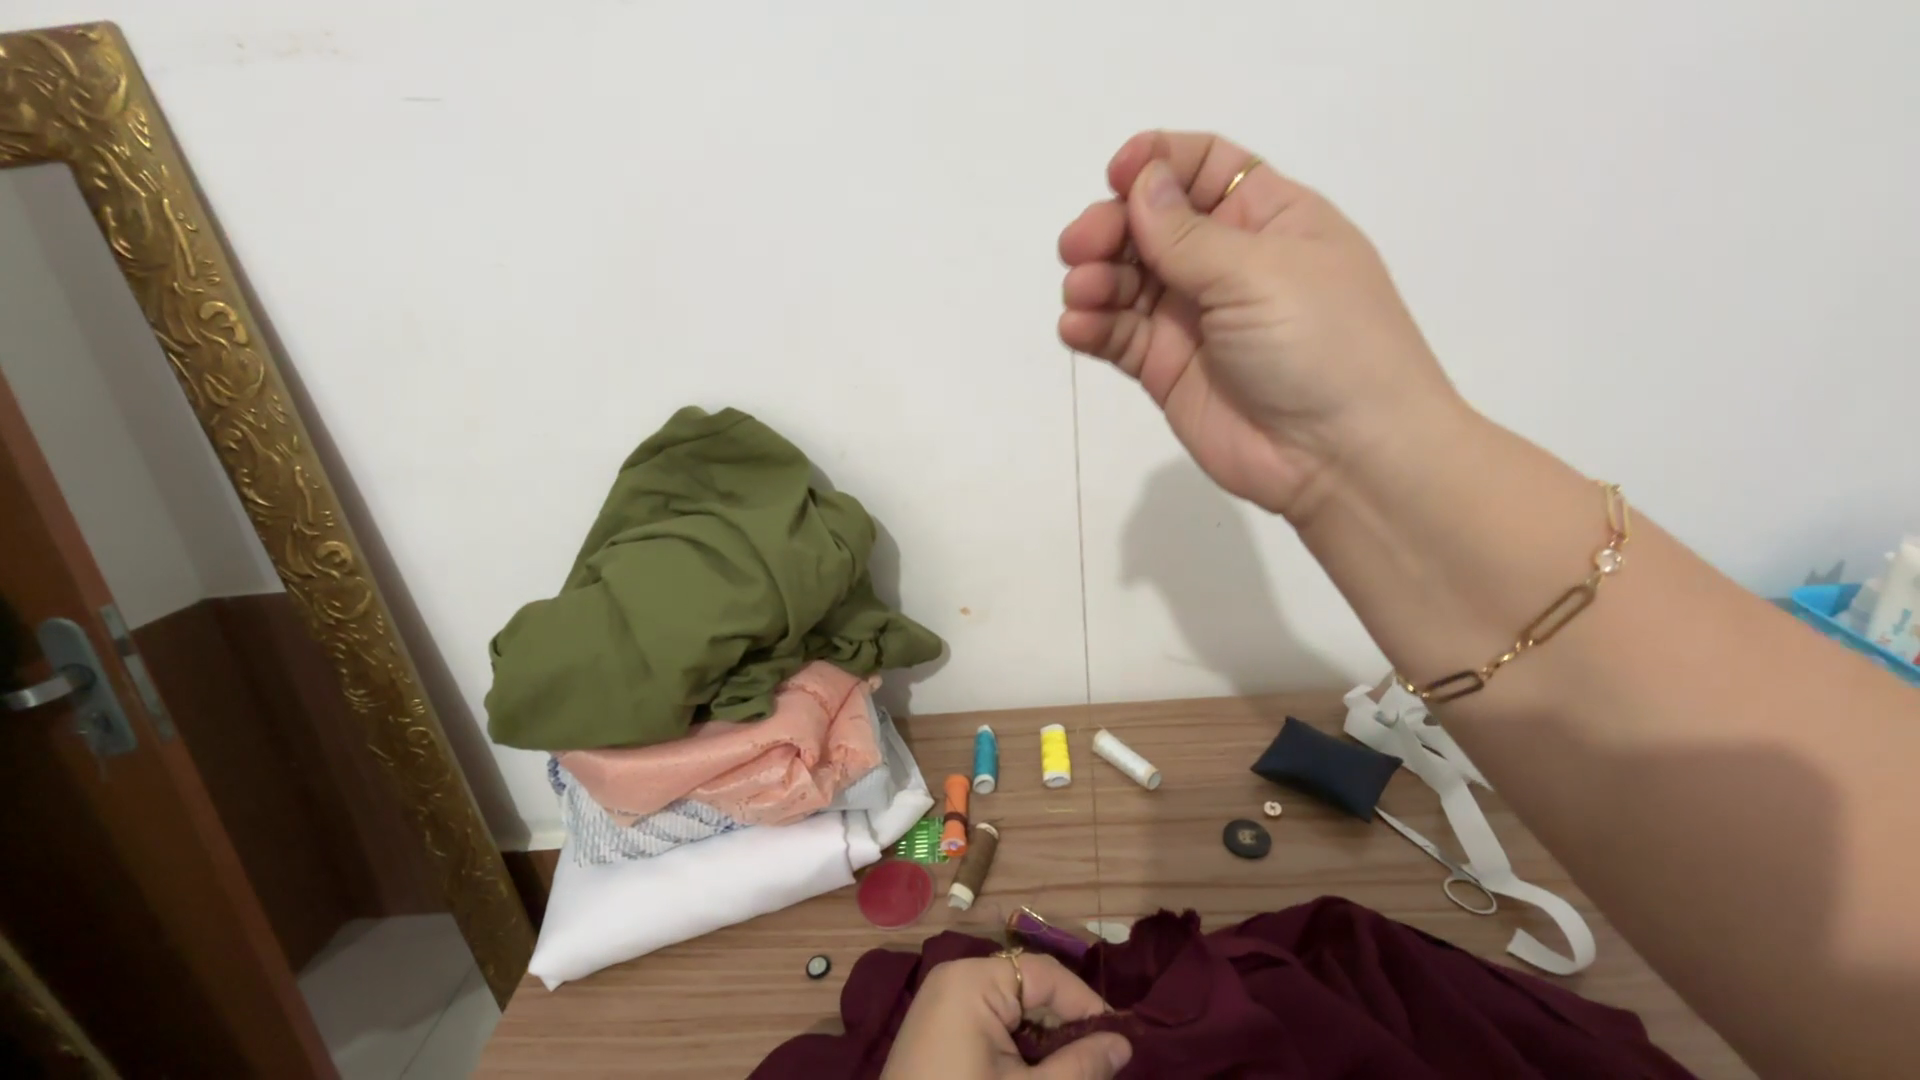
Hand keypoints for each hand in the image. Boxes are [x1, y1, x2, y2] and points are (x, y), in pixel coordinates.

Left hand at [881, 952, 1131, 1078]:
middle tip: (1102, 1061)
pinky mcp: (936, 1027)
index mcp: (973, 981)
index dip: (1087, 1005)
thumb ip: (1080, 1065)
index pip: (1046, 974)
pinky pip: (989, 1019)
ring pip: (1011, 1006)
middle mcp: (955, 977)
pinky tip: (1035, 1072)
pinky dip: (1016, 1044)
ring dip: (1043, 1037)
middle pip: (1028, 986)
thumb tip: (1124, 1042)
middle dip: (1065, 1024)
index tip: (1122, 1041)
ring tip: (1073, 1069)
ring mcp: (941, 1001)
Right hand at [1058, 131, 1462, 518]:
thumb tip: (1142, 183)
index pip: (1205, 168)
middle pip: (1152, 224)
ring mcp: (1193, 319)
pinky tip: (1078, 328)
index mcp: (1267, 218)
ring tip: (1082, 295)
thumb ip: (1188, 235)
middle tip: (1079, 247)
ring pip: (1127, 281)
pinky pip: (1120, 337)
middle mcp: (1226, 263)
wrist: (1341, 455)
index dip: (1158, 163)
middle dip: (1111, 227)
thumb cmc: (1322, 342)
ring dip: (1095, 279)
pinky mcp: (1167, 370)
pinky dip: (1092, 327)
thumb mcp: (1261, 271)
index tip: (1117, 175)